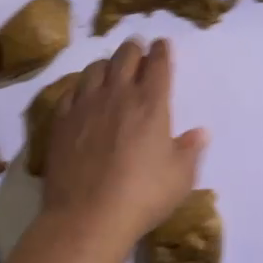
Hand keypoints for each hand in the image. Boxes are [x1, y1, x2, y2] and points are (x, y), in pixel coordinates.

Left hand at [41, 38, 207, 255]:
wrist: (87, 218)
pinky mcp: (62, 121)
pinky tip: (83, 95)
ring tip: (110, 71)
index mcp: (151, 103)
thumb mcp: (180, 178)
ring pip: (95, 68)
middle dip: (134, 49)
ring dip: (106, 64)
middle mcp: (118, 95)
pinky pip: (70, 91)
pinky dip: (81, 86)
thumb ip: (190, 151)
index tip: (162, 45)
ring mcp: (85, 106)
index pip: (158, 63)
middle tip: (138, 50)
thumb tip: (201, 133)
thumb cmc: (142, 197)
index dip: (161, 50)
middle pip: (125, 56)